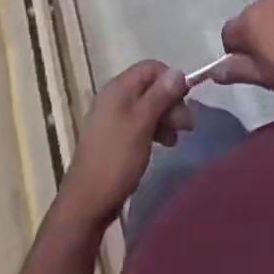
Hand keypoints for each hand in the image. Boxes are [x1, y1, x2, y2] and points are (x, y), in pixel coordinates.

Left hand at [59, 61, 191, 224]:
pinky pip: (140, 122)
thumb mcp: (142, 124)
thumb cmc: (116, 159)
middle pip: (151, 86)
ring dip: (166, 117)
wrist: (86, 205)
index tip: (185, 100)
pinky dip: (155, 129)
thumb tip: (179, 71)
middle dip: (171, 101)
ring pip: (148, 106)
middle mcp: (114, 97)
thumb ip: (161, 95)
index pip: (151, 67)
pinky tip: (164, 144)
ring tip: (178, 137)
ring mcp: (112, 118)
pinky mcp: (114, 137)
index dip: (171, 79)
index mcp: (118, 88)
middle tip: (187, 124)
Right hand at [212, 0, 273, 93]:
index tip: (252, 63)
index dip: (235, 50)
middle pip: (249, 18)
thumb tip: (214, 70)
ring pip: (269, 9)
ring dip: (273, 22)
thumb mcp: (263, 77)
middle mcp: (263, 1)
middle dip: (254, 34)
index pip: (228, 33)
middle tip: (272, 54)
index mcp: (248, 22)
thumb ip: (235, 71)